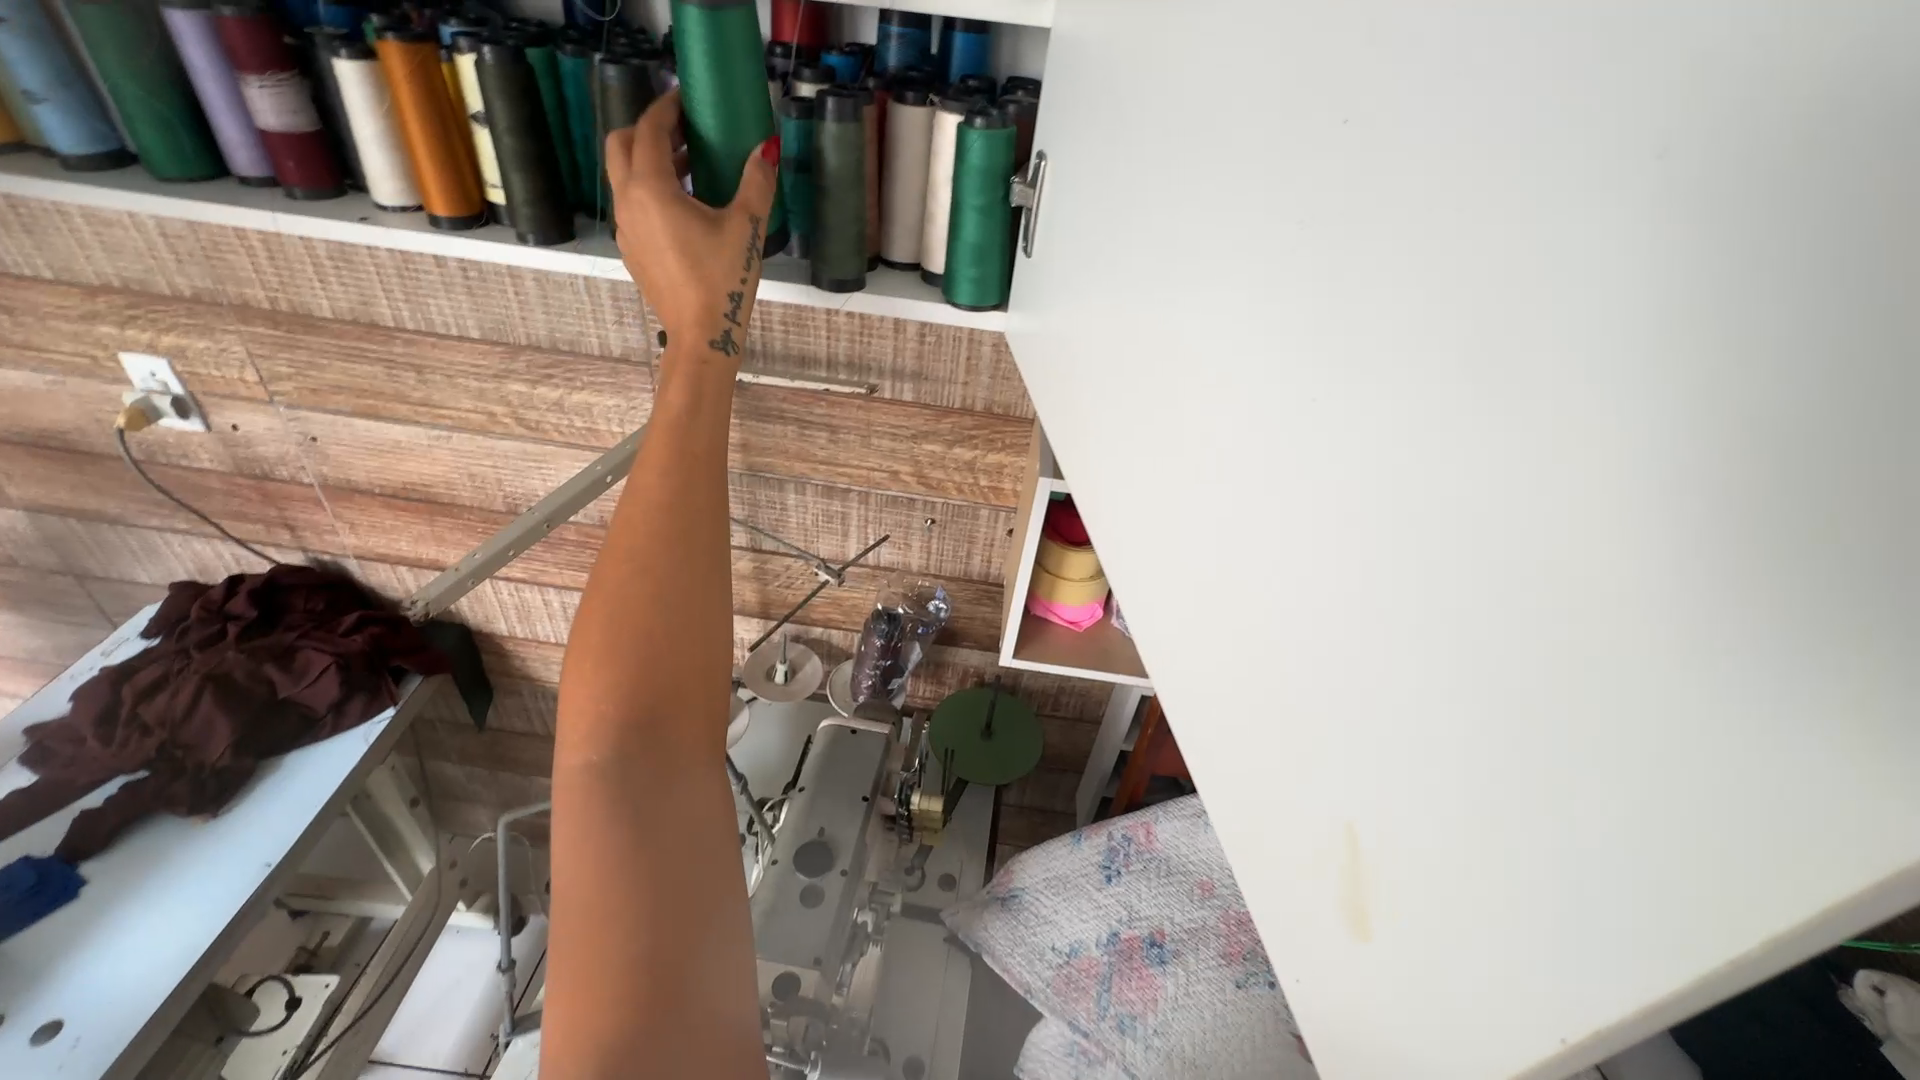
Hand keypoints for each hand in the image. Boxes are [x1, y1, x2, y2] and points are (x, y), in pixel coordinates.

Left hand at [606, 89, 779, 368]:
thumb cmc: (723, 280)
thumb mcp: (746, 227)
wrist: (702, 336)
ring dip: (651, 162)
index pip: (649, 130)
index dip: (667, 108)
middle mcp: (628, 203)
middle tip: (685, 131)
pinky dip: (651, 191)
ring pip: (625, 177)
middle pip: (621, 146)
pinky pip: (633, 206)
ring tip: (691, 167)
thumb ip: (756, 182)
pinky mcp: (632, 251)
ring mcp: (625, 229)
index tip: (687, 100)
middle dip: (648, 130)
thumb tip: (766, 147)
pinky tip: (685, 208)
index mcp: (651, 189)